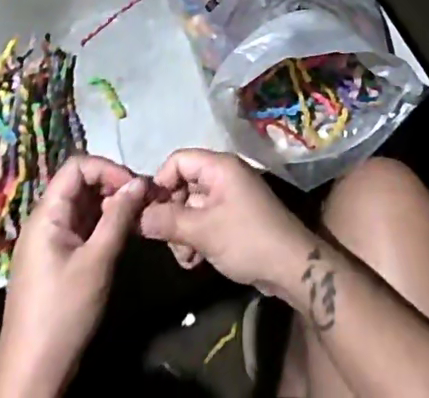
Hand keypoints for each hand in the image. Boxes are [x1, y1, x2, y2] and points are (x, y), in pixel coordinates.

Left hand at [0, 156, 148, 397]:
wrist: (32, 373)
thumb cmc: (63, 312)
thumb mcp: (97, 262)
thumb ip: (119, 217)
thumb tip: (139, 181)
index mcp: (46, 215)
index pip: (77, 167)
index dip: (108, 169)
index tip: (135, 187)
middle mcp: (45, 221)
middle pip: (80, 184)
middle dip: (113, 185)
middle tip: (144, 201)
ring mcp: (49, 241)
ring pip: (83, 206)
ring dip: (111, 205)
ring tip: (139, 217)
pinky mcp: (56, 259)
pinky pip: (82, 227)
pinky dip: (103, 224)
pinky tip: (124, 235)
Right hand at [138, 149, 317, 299]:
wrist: (291, 267)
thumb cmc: (247, 239)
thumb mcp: (202, 231)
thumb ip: (167, 221)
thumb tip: (137, 217)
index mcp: (220, 167)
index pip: (178, 160)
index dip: (160, 183)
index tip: (149, 211)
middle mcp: (224, 176)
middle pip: (182, 186)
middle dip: (171, 216)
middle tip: (168, 241)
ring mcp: (229, 198)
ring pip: (190, 208)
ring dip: (182, 233)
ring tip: (187, 258)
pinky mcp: (233, 219)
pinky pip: (204, 221)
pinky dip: (196, 239)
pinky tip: (196, 261)